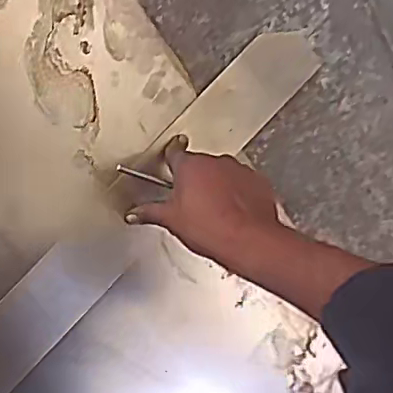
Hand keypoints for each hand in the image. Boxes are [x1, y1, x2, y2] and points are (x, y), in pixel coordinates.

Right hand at [125, 135, 290, 274]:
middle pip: (198, 164)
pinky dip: (235, 192)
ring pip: (221, 172)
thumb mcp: (170, 220)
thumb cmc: (211, 227)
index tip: (167, 158)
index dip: (169, 157)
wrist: (248, 240)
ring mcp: (239, 170)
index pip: (174, 153)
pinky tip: (228, 212)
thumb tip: (135, 213)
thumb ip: (149, 212)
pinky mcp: (257, 182)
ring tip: (208, 210)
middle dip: (192, 179)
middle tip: (186, 200)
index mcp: (190, 166)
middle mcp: (215, 162)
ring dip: (214, 185)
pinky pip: (241, 183)